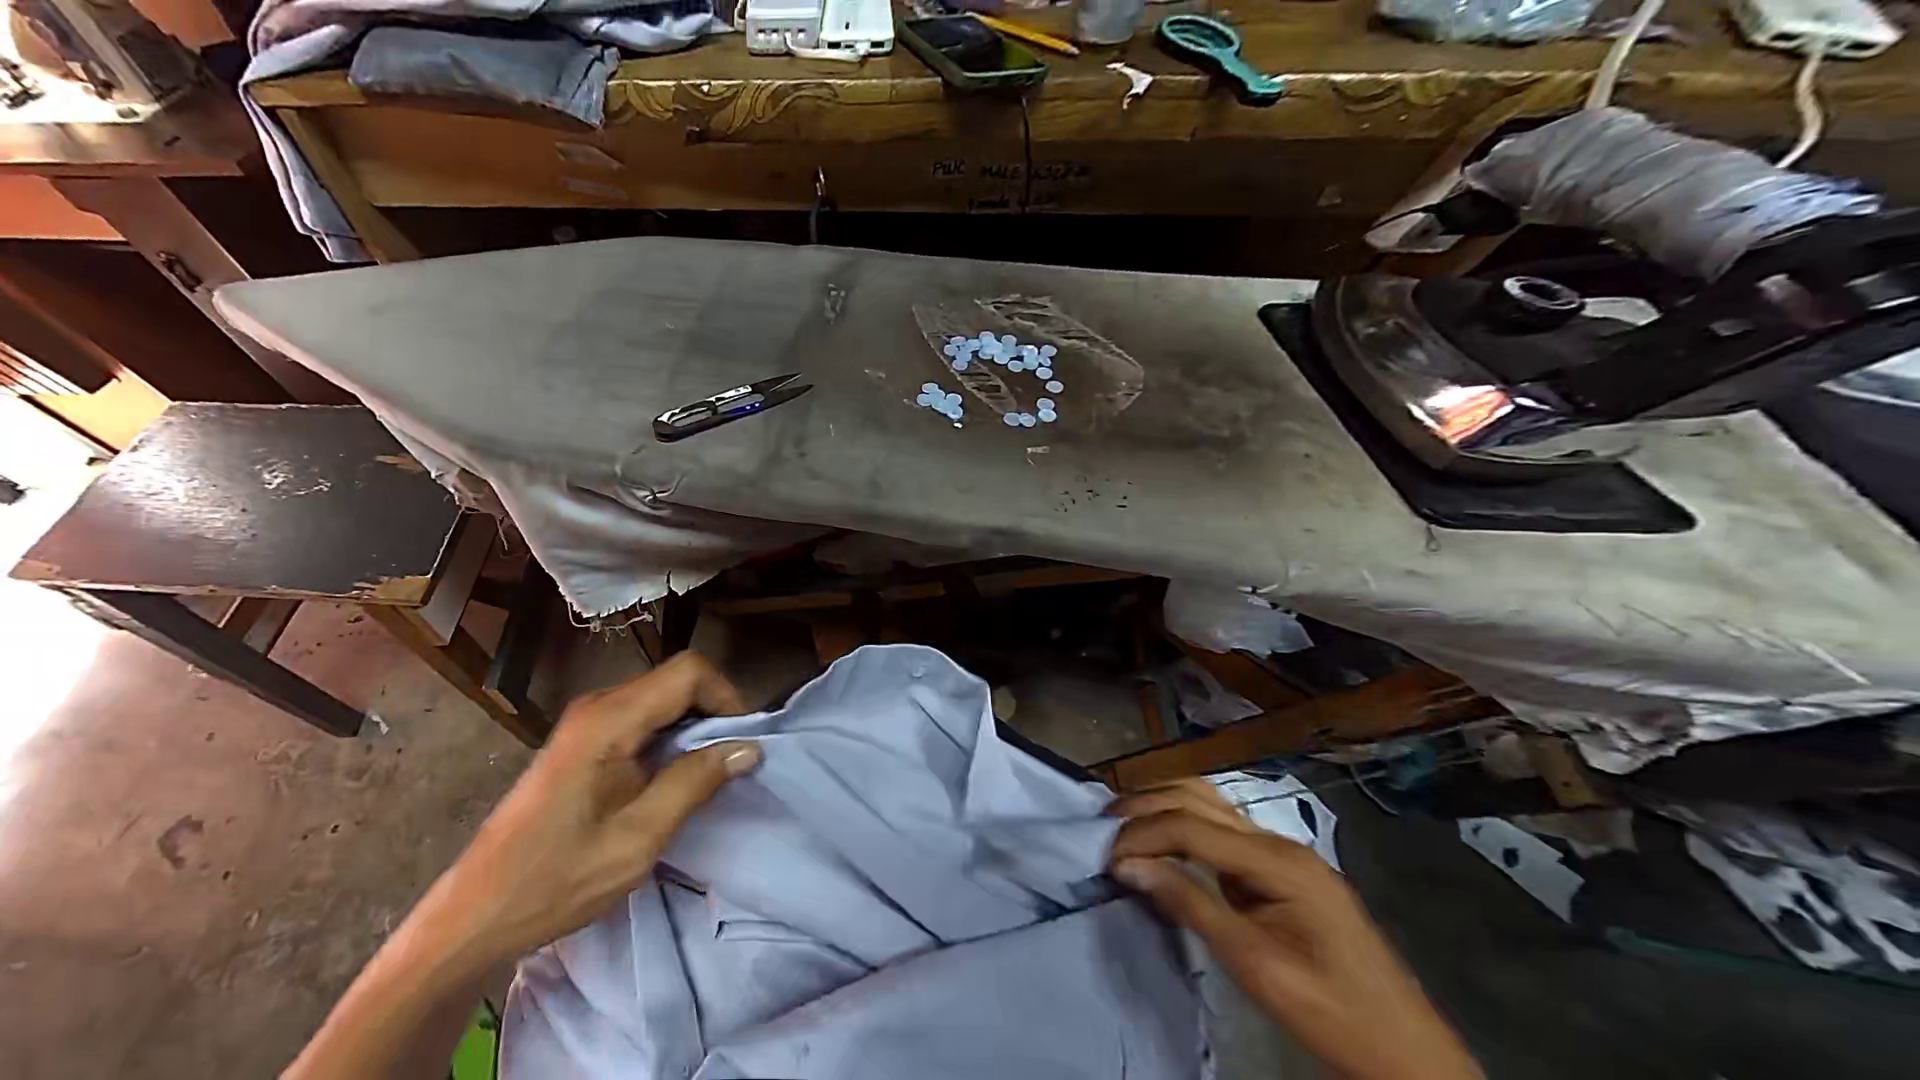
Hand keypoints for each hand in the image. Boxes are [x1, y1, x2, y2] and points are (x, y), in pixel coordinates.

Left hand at [286, 653, 759, 1079]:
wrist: (475, 916)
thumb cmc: (558, 879)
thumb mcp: (640, 837)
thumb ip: (695, 782)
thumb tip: (749, 747)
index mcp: (609, 720)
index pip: (689, 671)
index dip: (727, 696)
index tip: (743, 741)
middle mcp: (597, 706)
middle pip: (677, 680)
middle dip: (715, 711)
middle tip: (734, 760)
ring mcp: (586, 722)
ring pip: (662, 698)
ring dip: (694, 726)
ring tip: (710, 771)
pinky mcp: (583, 742)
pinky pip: (642, 718)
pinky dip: (671, 736)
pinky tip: (674, 776)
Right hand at [1109, 783, 1481, 1079]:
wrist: (1403, 1047)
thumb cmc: (1328, 1010)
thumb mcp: (1254, 964)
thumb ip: (1190, 905)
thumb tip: (1129, 864)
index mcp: (1276, 860)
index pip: (1192, 825)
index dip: (1143, 835)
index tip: (1105, 857)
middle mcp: (1278, 842)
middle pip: (1201, 798)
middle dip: (1148, 805)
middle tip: (1105, 825)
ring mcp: (1284, 853)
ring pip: (1213, 805)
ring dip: (1166, 806)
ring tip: (1125, 824)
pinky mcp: (1282, 869)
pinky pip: (1225, 831)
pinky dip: (1187, 826)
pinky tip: (1167, 841)